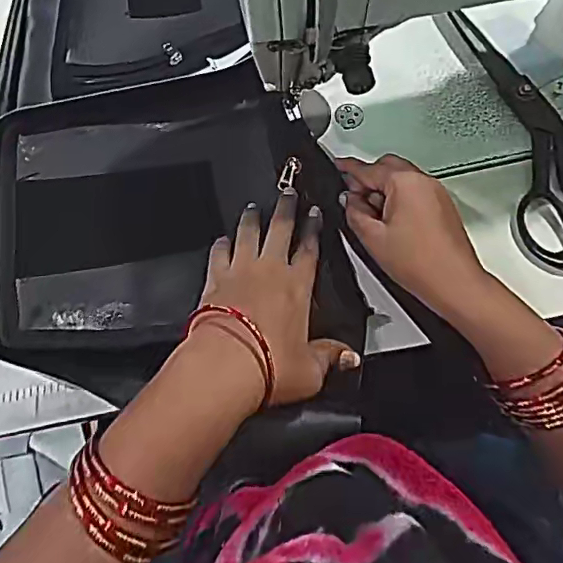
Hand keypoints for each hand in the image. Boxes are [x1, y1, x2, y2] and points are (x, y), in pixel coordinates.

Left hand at [194, 193, 358, 407]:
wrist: (226, 362)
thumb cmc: (267, 365)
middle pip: (279, 229)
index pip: (309, 249)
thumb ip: (329, 357)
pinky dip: (220, 244)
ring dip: (251, 218)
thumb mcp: (310, 370)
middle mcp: (269, 271)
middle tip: (287, 193)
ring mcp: (240, 270)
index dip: (312, 229)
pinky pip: (219, 252)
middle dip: (285, 208)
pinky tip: (221, 240)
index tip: (313, 214)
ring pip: (247, 232)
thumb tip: (347, 357)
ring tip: (253, 207)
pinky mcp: (215, 278)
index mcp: (297, 287)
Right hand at [337, 154, 494, 315]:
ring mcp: (437, 193)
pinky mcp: (443, 206)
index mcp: (405, 182)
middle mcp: (424, 182)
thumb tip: (350, 201)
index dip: (348, 168)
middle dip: (368, 180)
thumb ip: (353, 212)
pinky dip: (400, 200)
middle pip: (387, 167)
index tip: (339, 166)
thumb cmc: (423, 264)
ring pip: (402, 180)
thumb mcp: (372, 237)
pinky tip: (393, 226)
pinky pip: (415, 192)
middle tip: (353, 199)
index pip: (368, 168)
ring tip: (375, 220)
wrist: (454, 284)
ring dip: (385, 191)